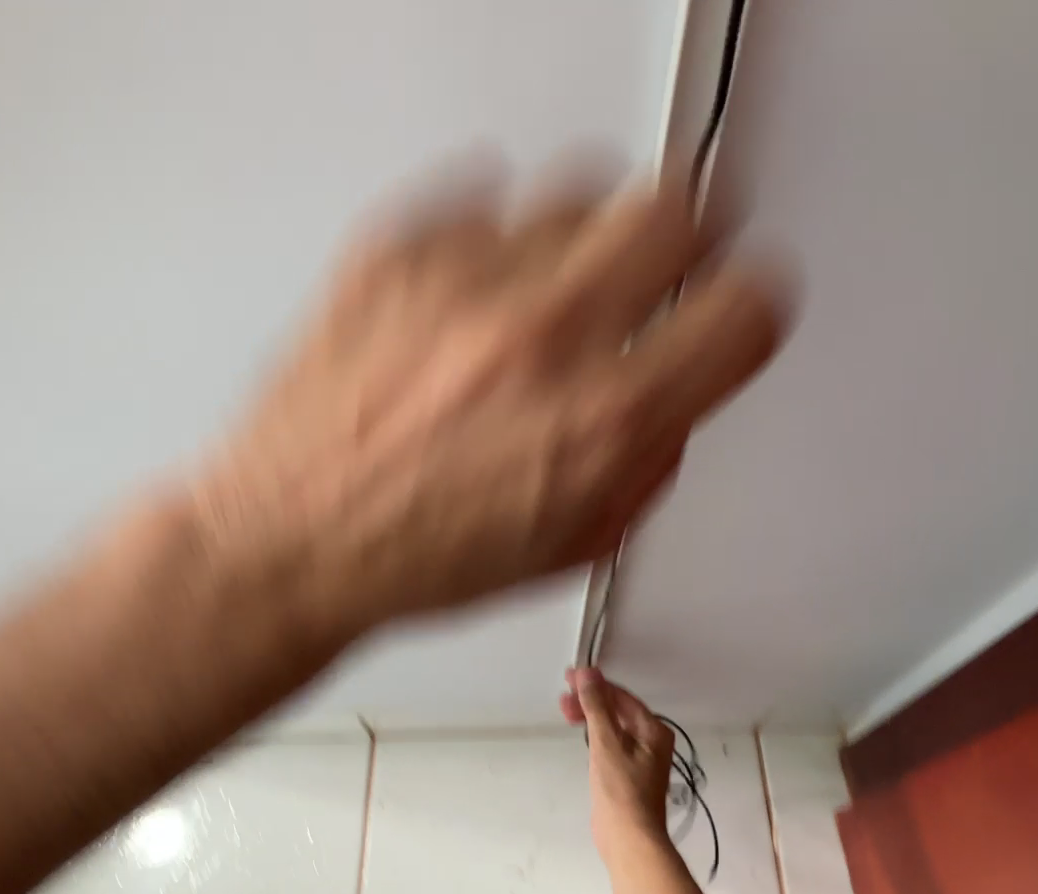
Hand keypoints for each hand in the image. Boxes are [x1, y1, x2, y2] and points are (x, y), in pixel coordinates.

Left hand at [196, 160, 788, 634]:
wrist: (288, 539)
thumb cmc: (413, 558)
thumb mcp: (570, 546)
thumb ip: (647, 463)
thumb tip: (674, 398)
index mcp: (603, 422)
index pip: (747, 310)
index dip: (750, 307)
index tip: (730, 308)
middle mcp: (542, 337)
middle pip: (677, 208)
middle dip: (686, 238)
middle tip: (660, 264)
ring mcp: (465, 280)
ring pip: (580, 191)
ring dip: (584, 240)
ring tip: (548, 290)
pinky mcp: (396, 250)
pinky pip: (484, 201)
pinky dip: (494, 242)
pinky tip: (471, 299)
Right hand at [563, 666, 675, 850]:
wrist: (629, 839)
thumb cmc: (621, 791)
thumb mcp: (606, 743)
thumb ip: (597, 707)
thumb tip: (589, 674)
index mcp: (653, 730)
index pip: (622, 697)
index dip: (596, 684)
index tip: (571, 678)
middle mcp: (651, 741)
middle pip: (618, 710)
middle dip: (591, 700)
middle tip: (564, 695)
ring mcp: (639, 758)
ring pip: (613, 726)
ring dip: (591, 715)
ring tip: (566, 710)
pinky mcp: (626, 772)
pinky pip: (610, 742)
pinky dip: (594, 733)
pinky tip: (581, 732)